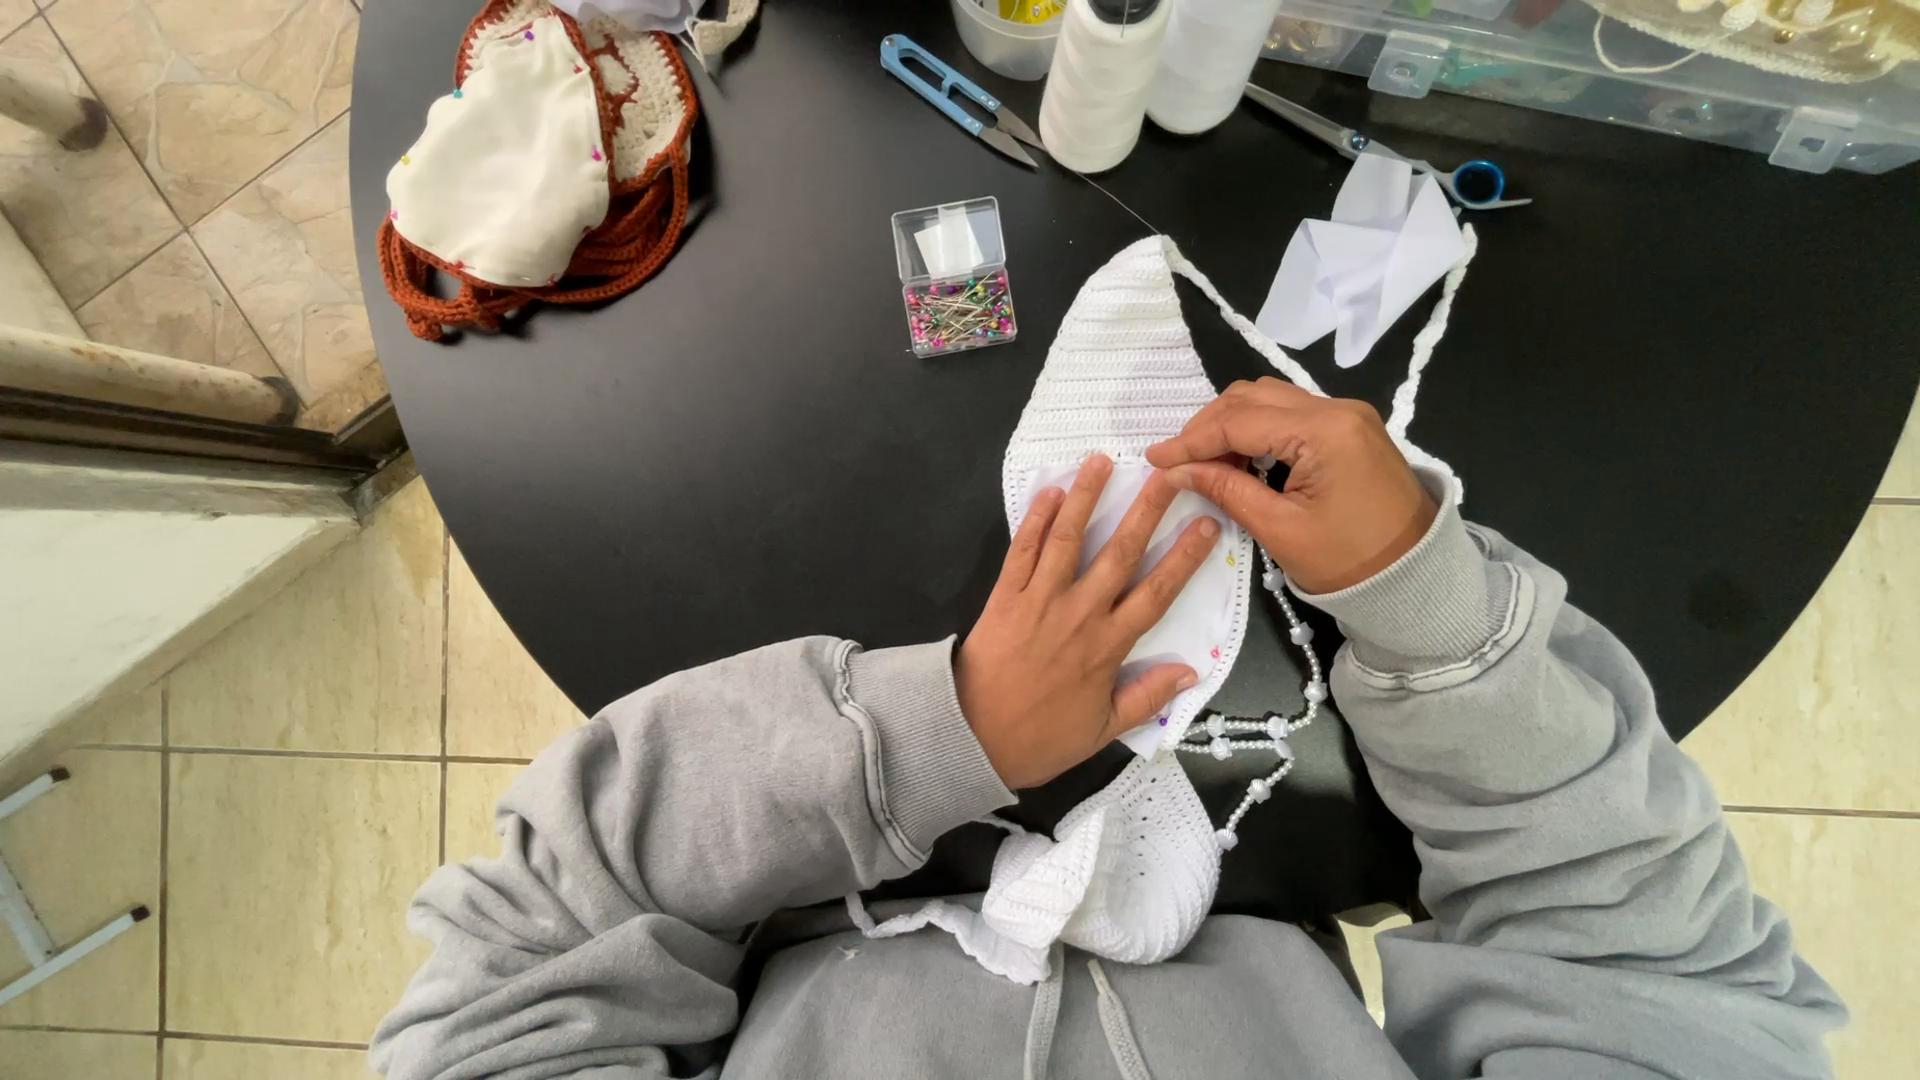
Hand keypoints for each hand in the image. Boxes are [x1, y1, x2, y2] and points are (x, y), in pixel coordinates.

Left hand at [956, 454, 1220, 789]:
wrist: (971, 736)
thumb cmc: (1039, 737)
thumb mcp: (1102, 731)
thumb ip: (1145, 698)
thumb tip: (1190, 670)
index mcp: (1108, 646)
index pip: (1156, 592)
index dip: (1184, 558)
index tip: (1206, 524)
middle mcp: (1079, 613)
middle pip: (1119, 553)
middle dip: (1145, 510)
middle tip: (1166, 473)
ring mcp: (1040, 600)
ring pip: (1069, 540)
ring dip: (1086, 498)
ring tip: (1101, 461)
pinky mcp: (1005, 596)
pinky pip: (1022, 551)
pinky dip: (1036, 520)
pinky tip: (1048, 492)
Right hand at [1144, 378, 1435, 594]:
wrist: (1415, 577)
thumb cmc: (1347, 561)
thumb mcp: (1278, 528)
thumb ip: (1225, 489)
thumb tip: (1175, 471)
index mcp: (1324, 431)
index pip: (1238, 421)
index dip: (1190, 440)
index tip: (1154, 459)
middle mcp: (1337, 408)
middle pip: (1251, 397)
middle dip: (1207, 426)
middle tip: (1177, 462)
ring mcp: (1345, 415)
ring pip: (1268, 399)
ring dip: (1229, 423)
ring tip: (1204, 461)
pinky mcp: (1347, 429)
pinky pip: (1288, 413)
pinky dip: (1255, 428)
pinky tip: (1237, 457)